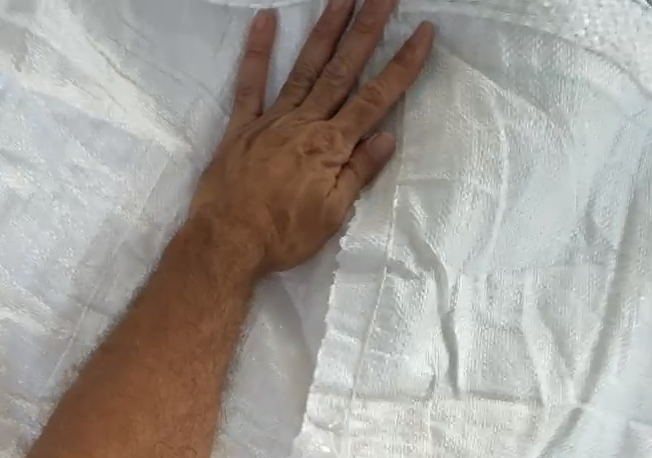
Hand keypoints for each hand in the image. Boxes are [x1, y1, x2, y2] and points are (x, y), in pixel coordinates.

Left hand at [189, 0, 434, 276]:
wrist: (228, 241)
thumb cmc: (282, 236)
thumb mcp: (331, 215)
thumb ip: (358, 173)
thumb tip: (386, 139)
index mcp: (331, 147)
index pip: (375, 100)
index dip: (401, 66)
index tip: (422, 32)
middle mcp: (304, 124)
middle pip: (342, 70)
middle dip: (367, 29)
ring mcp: (271, 122)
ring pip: (305, 68)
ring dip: (326, 29)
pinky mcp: (241, 130)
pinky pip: (250, 84)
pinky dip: (258, 51)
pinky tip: (266, 18)